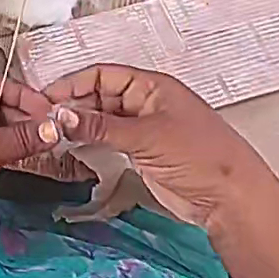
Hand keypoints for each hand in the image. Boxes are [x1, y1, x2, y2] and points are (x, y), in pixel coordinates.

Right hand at [42, 64, 278, 230]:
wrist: (231, 202)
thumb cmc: (205, 159)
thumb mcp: (146, 137)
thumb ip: (100, 126)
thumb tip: (62, 116)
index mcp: (152, 87)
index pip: (102, 75)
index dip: (73, 84)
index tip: (48, 98)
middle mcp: (145, 103)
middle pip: (98, 95)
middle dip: (72, 105)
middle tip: (47, 119)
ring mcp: (142, 128)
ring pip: (100, 118)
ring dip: (79, 124)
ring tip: (55, 133)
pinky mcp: (140, 152)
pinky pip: (106, 139)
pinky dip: (89, 141)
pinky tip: (73, 146)